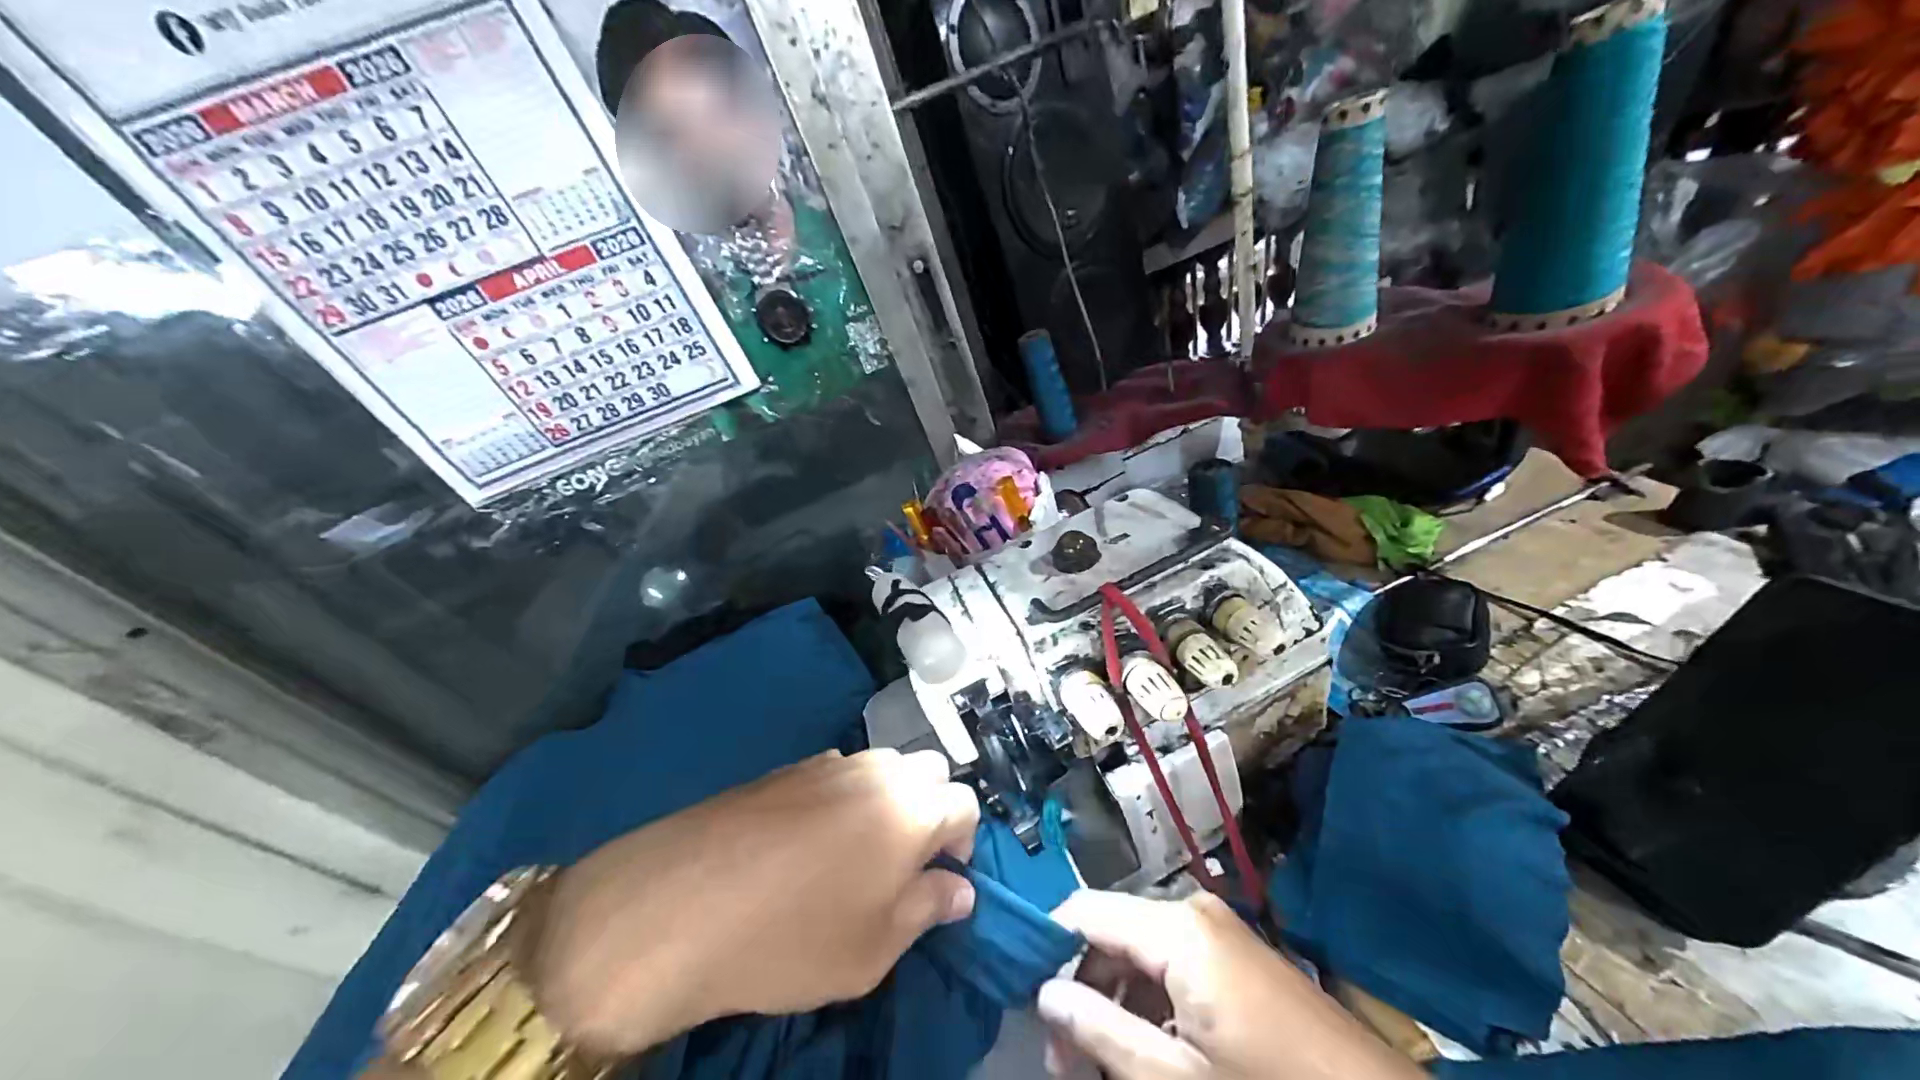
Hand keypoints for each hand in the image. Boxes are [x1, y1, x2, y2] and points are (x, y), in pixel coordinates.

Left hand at [523, 748, 979, 1056]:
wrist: (680, 907)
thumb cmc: (790, 940)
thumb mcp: (872, 949)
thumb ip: (926, 910)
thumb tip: (958, 889)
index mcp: (911, 810)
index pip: (964, 804)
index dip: (963, 842)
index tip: (942, 879)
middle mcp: (876, 773)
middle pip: (927, 772)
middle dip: (929, 809)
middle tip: (903, 862)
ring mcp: (827, 765)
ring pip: (881, 766)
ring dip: (887, 798)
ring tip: (856, 851)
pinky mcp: (784, 768)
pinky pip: (836, 771)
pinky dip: (844, 795)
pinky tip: (810, 839)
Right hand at [1037, 891, 1425, 1079]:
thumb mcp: (1175, 1079)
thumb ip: (1099, 1030)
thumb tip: (1043, 993)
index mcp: (1174, 927)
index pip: (1082, 912)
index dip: (1046, 953)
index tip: (1029, 1012)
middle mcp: (1192, 912)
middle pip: (1110, 936)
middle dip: (1081, 994)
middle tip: (1067, 1066)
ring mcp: (1220, 934)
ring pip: (1140, 956)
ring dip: (1115, 1008)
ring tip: (1104, 1069)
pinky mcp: (1240, 961)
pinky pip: (1175, 970)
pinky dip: (1152, 1010)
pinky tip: (1151, 1059)